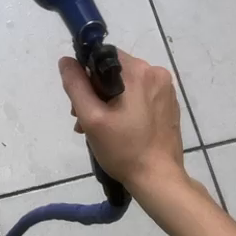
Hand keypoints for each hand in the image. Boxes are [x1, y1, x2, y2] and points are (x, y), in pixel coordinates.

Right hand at [60, 50, 186, 197]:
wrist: (159, 179)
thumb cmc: (123, 149)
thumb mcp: (91, 118)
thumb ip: (76, 85)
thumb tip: (66, 60)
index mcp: (139, 71)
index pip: (103, 57)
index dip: (86, 75)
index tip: (81, 100)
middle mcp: (156, 73)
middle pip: (114, 71)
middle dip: (96, 91)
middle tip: (85, 119)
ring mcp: (166, 89)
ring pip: (126, 83)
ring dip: (109, 100)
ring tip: (100, 128)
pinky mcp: (169, 104)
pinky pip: (140, 94)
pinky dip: (126, 105)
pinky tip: (119, 128)